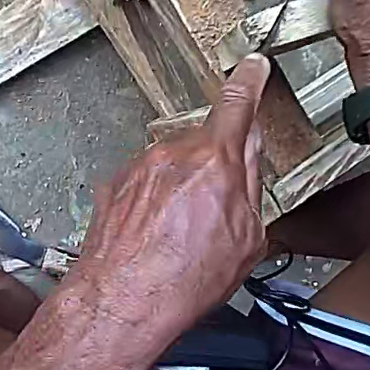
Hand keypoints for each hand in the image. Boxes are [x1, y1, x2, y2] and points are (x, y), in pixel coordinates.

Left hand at [62, 55, 271, 365]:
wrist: (122, 302)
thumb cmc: (184, 279)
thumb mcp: (247, 239)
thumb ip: (250, 184)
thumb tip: (249, 155)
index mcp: (215, 161)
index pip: (238, 105)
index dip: (249, 81)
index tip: (253, 67)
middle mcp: (174, 154)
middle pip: (207, 147)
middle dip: (217, 170)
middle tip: (219, 214)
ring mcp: (141, 167)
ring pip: (176, 167)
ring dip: (185, 192)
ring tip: (184, 238)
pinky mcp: (117, 183)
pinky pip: (149, 183)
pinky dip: (157, 204)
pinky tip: (159, 237)